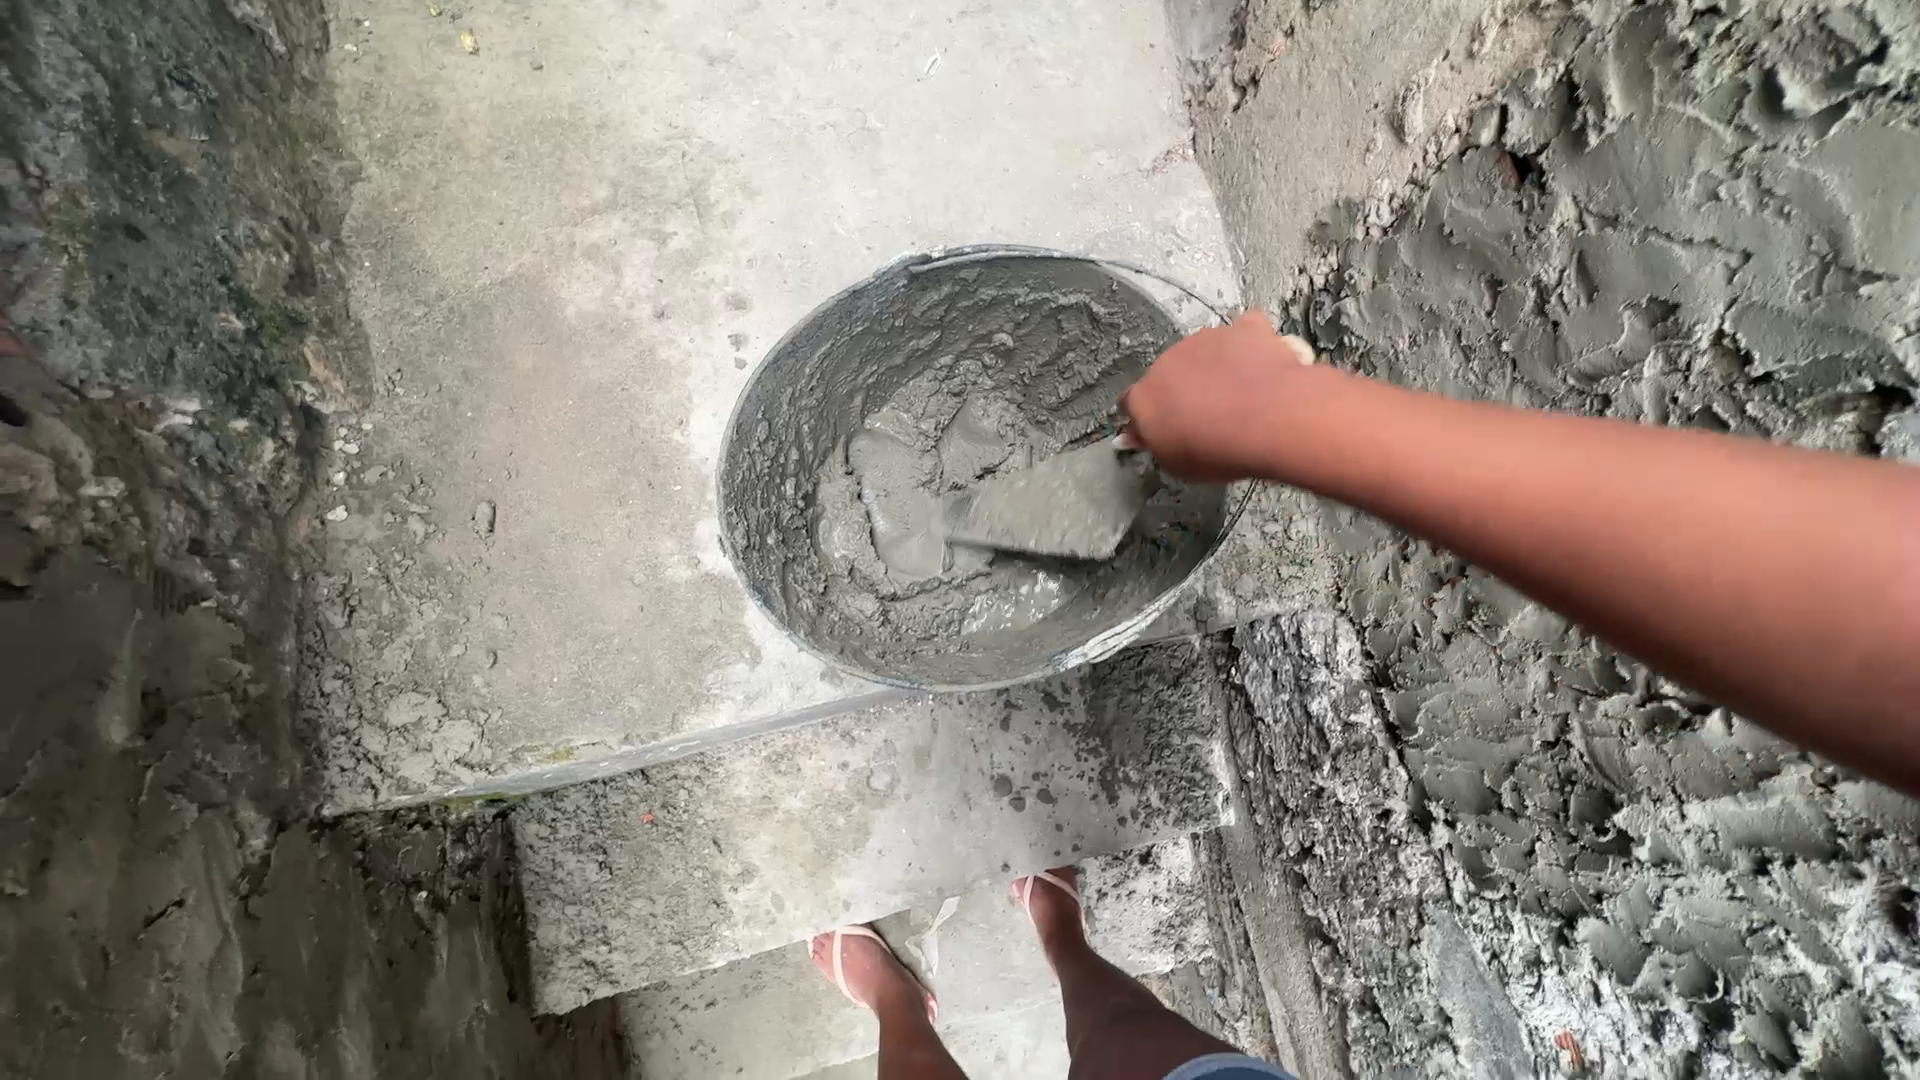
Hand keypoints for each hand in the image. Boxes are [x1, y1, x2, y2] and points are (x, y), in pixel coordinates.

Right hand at [1119, 311, 1315, 481]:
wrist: (1270, 420)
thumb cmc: (1218, 452)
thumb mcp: (1178, 464)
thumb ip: (1154, 445)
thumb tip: (1132, 436)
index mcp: (1144, 397)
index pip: (1132, 402)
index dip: (1149, 413)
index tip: (1166, 427)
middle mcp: (1166, 361)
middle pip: (1169, 373)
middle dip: (1183, 388)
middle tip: (1209, 414)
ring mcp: (1205, 339)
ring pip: (1204, 351)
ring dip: (1214, 366)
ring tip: (1242, 394)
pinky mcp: (1242, 328)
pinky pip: (1242, 332)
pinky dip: (1248, 344)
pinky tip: (1262, 363)